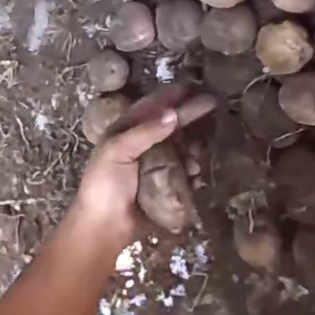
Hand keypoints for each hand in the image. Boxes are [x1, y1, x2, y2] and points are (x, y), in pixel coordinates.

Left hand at [70, 87, 216, 240]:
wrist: (102, 228)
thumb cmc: (104, 185)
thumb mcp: (118, 151)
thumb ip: (146, 132)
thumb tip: (174, 114)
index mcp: (124, 130)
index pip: (151, 106)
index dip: (170, 96)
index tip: (192, 87)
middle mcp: (139, 143)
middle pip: (169, 123)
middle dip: (189, 114)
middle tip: (213, 103)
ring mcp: (152, 164)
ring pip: (179, 145)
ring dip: (192, 144)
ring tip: (201, 150)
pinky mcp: (162, 183)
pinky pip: (182, 169)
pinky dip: (191, 167)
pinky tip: (198, 171)